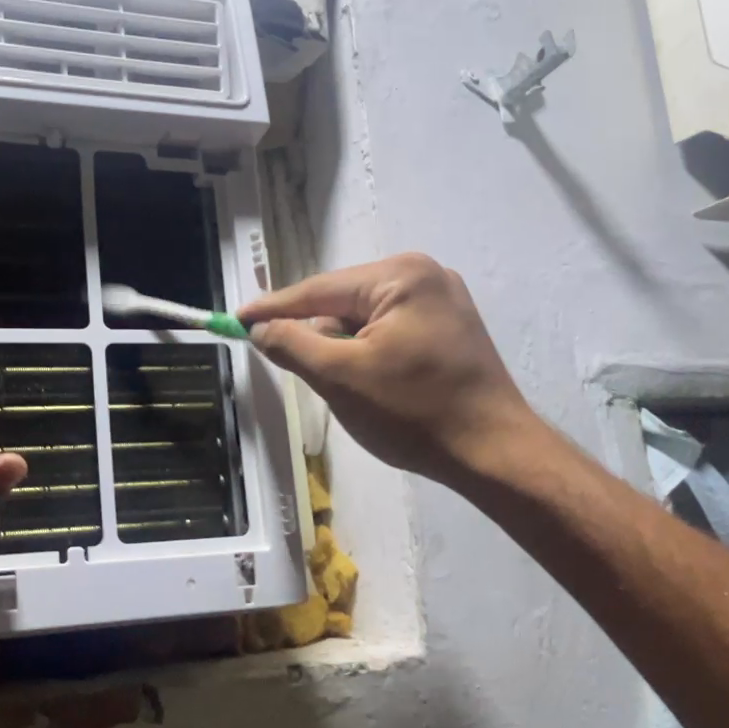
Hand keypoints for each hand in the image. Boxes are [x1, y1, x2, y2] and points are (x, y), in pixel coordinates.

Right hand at [239, 253, 543, 488]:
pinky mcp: (451, 326)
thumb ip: (292, 344)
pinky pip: (389, 329)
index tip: (235, 319)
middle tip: (280, 359)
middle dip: (313, 332)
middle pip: (342, 301)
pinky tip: (364, 378)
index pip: (317, 290)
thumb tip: (259, 326)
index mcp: (399, 276)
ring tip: (336, 382)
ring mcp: (442, 299)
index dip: (272, 309)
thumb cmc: (414, 413)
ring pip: (364, 318)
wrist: (494, 453)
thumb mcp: (340, 378)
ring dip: (341, 346)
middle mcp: (424, 274)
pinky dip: (366, 350)